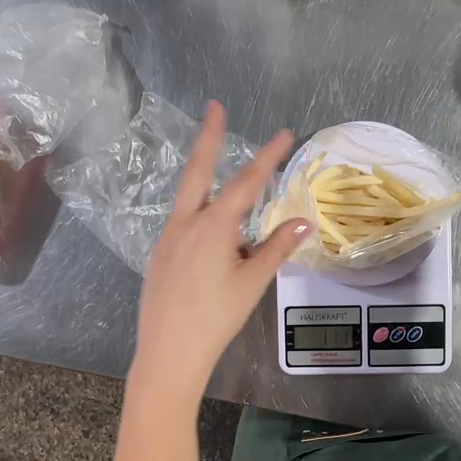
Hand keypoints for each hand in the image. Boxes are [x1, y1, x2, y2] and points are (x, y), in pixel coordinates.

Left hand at [134, 102, 308, 390]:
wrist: (168, 353)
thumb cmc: (216, 318)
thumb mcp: (252, 283)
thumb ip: (276, 248)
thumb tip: (302, 221)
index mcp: (212, 226)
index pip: (246, 182)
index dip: (268, 157)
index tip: (286, 133)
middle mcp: (185, 223)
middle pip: (198, 171)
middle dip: (208, 137)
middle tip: (214, 107)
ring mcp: (166, 239)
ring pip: (189, 201)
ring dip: (208, 185)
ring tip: (231, 199)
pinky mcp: (158, 256)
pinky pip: (183, 226)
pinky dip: (201, 219)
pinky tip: (214, 242)